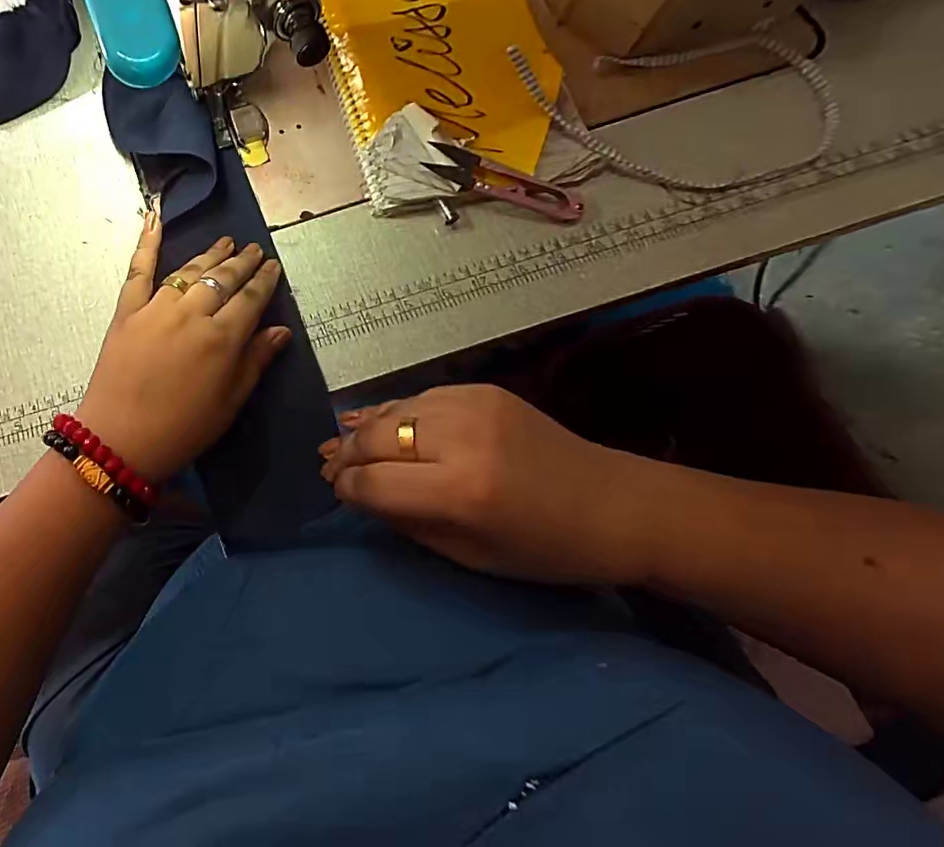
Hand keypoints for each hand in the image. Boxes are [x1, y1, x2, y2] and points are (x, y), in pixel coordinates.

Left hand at [74, 207, 290, 480]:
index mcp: (222, 338)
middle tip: (253, 249)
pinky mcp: (127, 311)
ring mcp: (156, 308)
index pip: (250, 298)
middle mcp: (192, 313)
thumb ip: (255, 360)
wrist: (119, 442)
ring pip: (189, 270)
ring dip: (210, 254)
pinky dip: (146, 243)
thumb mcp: (230, 402)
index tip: (272, 266)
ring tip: (225, 242)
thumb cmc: (183, 428)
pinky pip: (138, 271)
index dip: (264, 280)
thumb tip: (279, 330)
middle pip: (223, 278)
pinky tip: (153, 219)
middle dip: (242, 262)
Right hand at [319, 385, 678, 585]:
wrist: (614, 504)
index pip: (373, 482)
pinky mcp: (483, 389)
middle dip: (346, 454)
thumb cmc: (543, 548)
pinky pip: (421, 398)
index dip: (347, 488)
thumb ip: (406, 521)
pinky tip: (381, 422)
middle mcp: (461, 437)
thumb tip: (361, 493)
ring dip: (365, 428)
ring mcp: (472, 404)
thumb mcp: (468, 554)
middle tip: (330, 467)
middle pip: (375, 437)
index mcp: (460, 491)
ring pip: (393, 409)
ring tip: (345, 443)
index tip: (337, 493)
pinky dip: (396, 412)